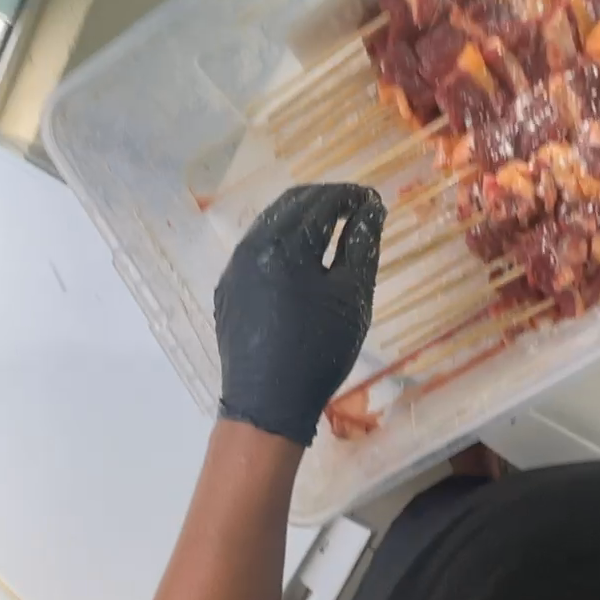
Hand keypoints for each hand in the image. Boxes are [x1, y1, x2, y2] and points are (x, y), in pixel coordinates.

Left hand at [215, 184, 384, 445]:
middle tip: (353, 209)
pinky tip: (299, 257)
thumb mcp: (352, 298)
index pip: (323, 203)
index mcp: (285, 245)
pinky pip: (256, 249)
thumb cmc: (319, 352)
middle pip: (292, 205)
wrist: (268, 402)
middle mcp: (252, 246)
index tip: (372, 201)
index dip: (351, 197)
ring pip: (270, 224)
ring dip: (301, 218)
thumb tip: (371, 210)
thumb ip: (362, 247)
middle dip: (325, 200)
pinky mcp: (228, 288)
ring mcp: (235, 267)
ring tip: (330, 228)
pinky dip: (282, 240)